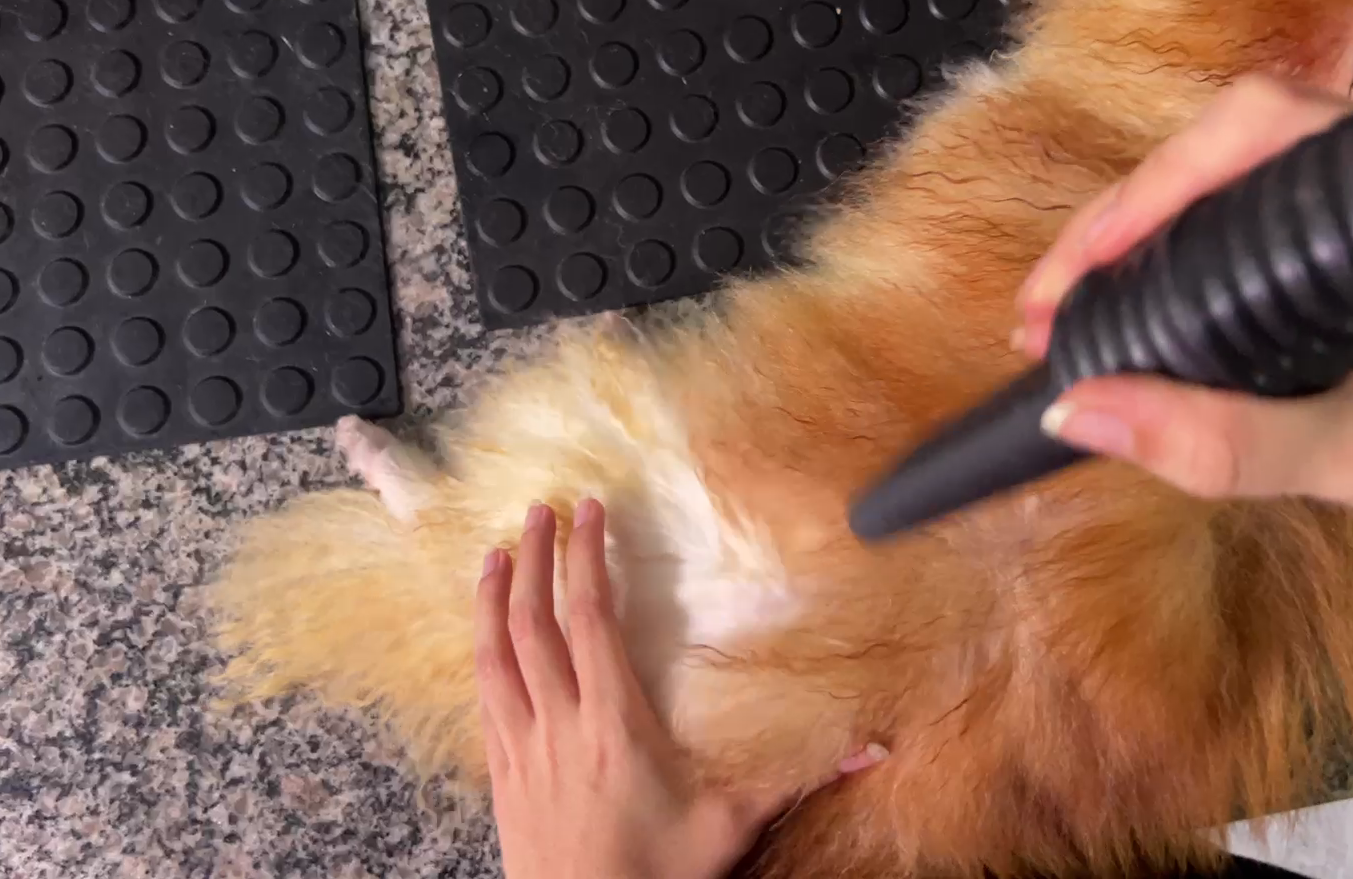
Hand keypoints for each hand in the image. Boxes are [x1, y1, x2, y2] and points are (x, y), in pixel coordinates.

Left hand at [476, 501, 884, 878]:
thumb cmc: (657, 874)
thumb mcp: (730, 824)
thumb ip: (795, 776)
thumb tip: (871, 749)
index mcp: (612, 720)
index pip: (591, 618)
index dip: (586, 558)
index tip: (587, 511)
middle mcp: (558, 722)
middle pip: (535, 622)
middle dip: (536, 558)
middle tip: (538, 509)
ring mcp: (521, 746)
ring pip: (495, 655)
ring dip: (493, 598)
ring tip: (494, 553)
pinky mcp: (501, 771)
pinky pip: (483, 695)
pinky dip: (480, 651)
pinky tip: (483, 631)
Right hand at [1012, 76, 1352, 571]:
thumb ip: (1226, 443)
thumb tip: (1071, 413)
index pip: (1257, 128)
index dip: (1150, 185)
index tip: (1079, 271)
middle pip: (1204, 157)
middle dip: (1104, 229)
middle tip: (1038, 310)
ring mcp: (1341, 218)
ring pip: (1198, 197)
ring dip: (1112, 251)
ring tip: (1052, 317)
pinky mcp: (1321, 254)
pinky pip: (1212, 236)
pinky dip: (1145, 271)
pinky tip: (1110, 313)